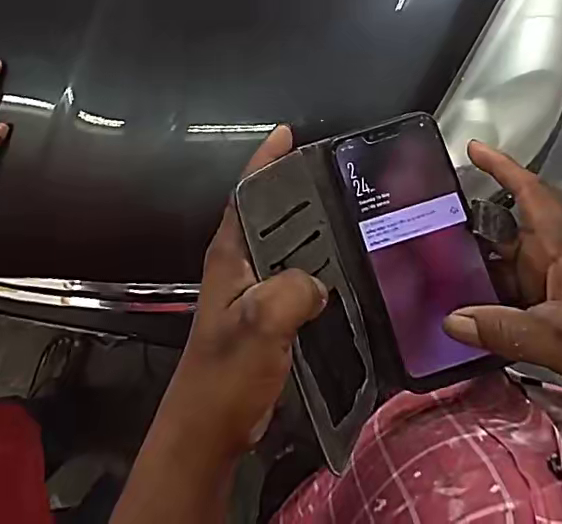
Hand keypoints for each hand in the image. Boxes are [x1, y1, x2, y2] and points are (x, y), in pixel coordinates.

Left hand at [150, 125, 327, 463]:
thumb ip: (292, 291)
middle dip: (298, 187)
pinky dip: (318, 262)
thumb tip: (318, 280)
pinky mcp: (268, 312)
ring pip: (286, 243)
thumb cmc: (226, 373)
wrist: (210, 429)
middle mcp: (240, 262)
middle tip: (338, 171)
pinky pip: (297, 274)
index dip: (265, 160)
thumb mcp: (259, 324)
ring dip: (312, 227)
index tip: (288, 133)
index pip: (246, 191)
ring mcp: (253, 288)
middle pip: (271, 211)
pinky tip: (344, 265)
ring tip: (351, 211)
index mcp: (230, 253)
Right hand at [442, 142, 561, 448]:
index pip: (531, 193)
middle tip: (430, 227)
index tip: (472, 148)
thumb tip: (453, 321)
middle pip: (510, 235)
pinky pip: (518, 305)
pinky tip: (469, 321)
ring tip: (439, 274)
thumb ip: (507, 330)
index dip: (502, 167)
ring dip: (481, 272)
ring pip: (512, 272)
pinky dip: (494, 308)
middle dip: (475, 228)